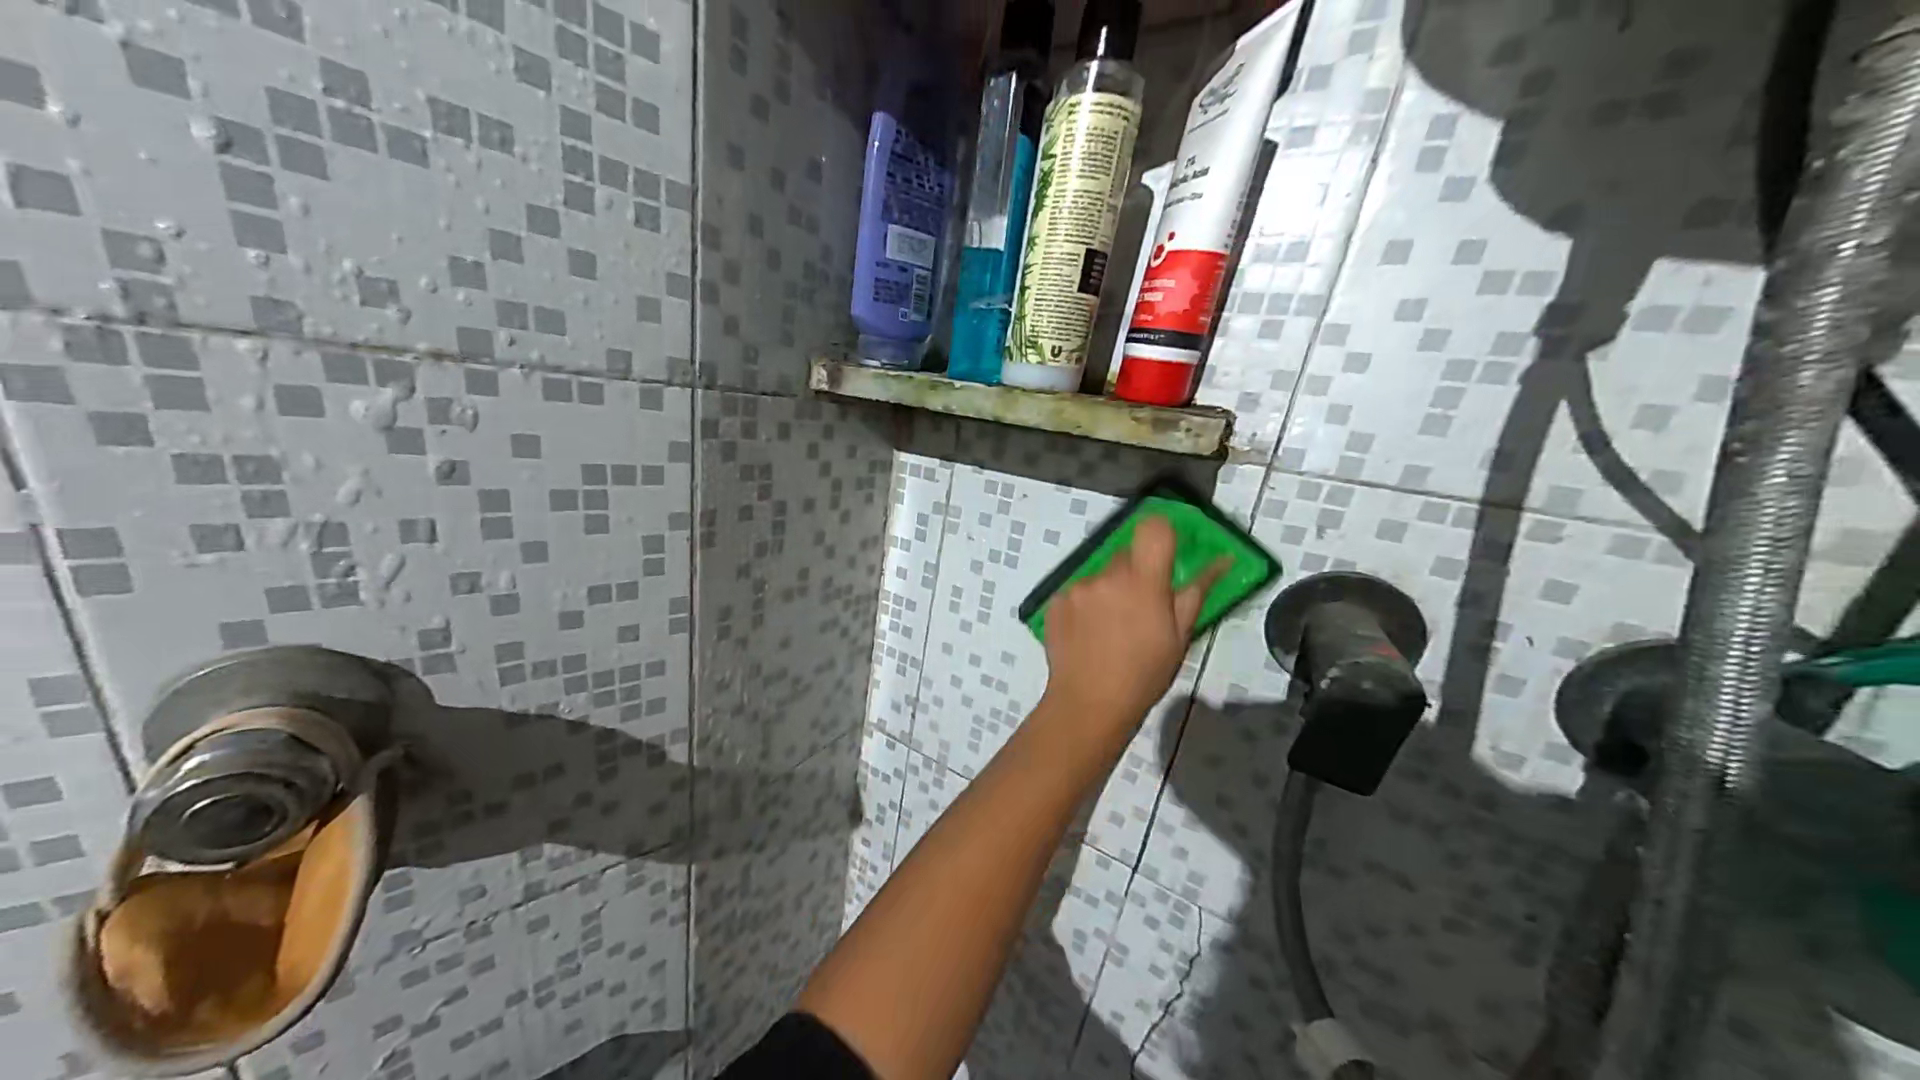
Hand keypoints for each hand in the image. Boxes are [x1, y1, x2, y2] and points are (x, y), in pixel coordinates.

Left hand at [1039, 515, 1224, 731]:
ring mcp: (1077, 587)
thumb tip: (1223, 559)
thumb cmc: (1144, 673)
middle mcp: (1107, 575)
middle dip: (1134, 573)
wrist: (1089, 702)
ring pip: (1099, 575)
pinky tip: (1088, 634)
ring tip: (1109, 628)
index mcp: (1143, 582)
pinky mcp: (1055, 600)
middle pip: (1125, 554)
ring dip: (1107, 591)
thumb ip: (1196, 591)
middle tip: (1139, 608)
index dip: (1160, 533)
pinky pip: (1076, 591)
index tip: (1165, 553)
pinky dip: (1084, 605)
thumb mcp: (1179, 636)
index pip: (1153, 528)